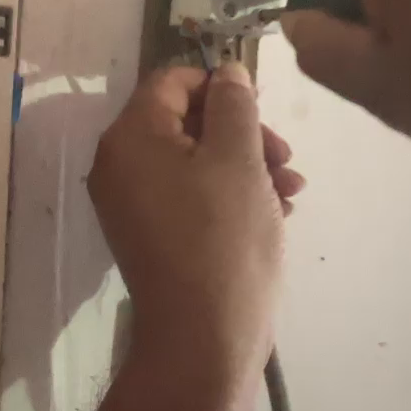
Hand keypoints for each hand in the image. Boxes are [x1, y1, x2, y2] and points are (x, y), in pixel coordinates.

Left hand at [88, 64, 305, 379]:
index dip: (219, 85)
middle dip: (241, 131)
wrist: (203, 339)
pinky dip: (227, 192)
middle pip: (183, 120)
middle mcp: (119, 163)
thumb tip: (227, 71)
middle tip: (285, 156)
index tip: (262, 109)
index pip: (171, 81)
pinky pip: (186, 192)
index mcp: (130, 136)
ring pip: (192, 158)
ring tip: (292, 189)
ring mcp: (129, 201)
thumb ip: (233, 104)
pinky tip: (274, 211)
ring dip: (244, 163)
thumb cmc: (223, 238)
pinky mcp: (148, 232)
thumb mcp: (238, 158)